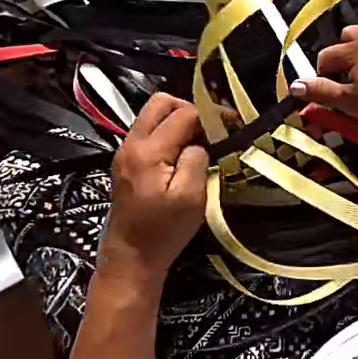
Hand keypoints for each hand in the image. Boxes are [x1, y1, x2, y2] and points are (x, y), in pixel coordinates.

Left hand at [100, 93, 209, 287]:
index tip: (232, 125)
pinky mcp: (126, 162)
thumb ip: (197, 160)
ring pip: (152, 115)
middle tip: (209, 129)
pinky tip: (182, 154)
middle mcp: (132, 144)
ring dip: (178, 121)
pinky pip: (148, 132)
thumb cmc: (164, 231)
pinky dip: (168, 133)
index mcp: (148, 151)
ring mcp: (125, 152)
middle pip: (161, 102)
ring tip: (199, 142)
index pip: (184, 114)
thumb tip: (199, 142)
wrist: (131, 256)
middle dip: (190, 109)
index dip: (211, 115)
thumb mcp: (191, 198)